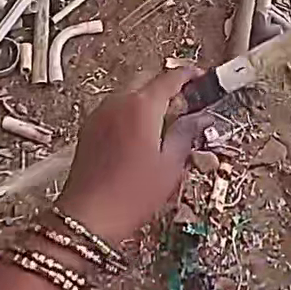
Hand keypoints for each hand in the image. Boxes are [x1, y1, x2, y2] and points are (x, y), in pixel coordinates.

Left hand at [55, 65, 206, 241]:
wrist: (89, 214)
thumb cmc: (133, 194)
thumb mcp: (170, 165)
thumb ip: (185, 133)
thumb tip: (200, 117)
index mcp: (141, 107)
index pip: (169, 78)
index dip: (188, 75)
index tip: (201, 78)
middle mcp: (118, 102)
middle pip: (146, 79)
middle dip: (167, 85)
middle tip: (186, 102)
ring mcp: (101, 112)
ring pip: (129, 92)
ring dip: (148, 98)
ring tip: (166, 121)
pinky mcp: (90, 126)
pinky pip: (115, 107)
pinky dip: (131, 110)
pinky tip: (141, 133)